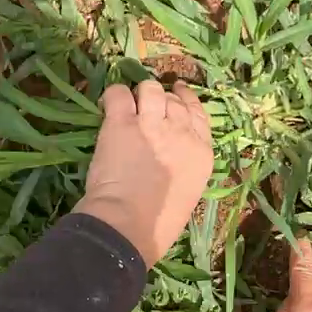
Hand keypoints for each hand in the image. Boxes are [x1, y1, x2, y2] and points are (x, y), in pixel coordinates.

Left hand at [74, 79, 213, 264]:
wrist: (130, 222)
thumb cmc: (161, 222)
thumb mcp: (189, 190)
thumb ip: (185, 165)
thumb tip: (172, 156)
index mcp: (202, 152)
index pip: (199, 113)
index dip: (187, 99)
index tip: (178, 93)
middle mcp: (181, 132)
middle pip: (174, 100)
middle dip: (162, 100)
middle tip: (148, 106)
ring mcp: (151, 124)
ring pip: (150, 89)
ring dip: (141, 94)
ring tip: (131, 104)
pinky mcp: (122, 123)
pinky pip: (119, 94)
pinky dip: (115, 95)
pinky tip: (109, 105)